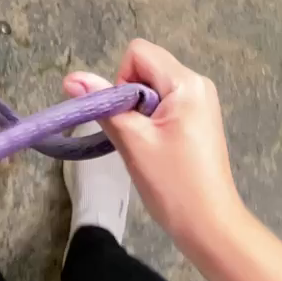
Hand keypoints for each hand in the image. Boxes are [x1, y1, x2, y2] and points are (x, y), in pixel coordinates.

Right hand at [63, 39, 242, 243]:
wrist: (212, 228)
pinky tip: (158, 148)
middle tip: (137, 135)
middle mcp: (197, 82)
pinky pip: (166, 100)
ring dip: (141, 110)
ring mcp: (201, 99)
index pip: (138, 52)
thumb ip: (102, 105)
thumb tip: (70, 79)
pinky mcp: (200, 117)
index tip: (127, 117)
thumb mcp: (132, 141)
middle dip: (131, 96)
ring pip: (153, 85)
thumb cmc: (173, 184)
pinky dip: (153, 118)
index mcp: (186, 81)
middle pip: (147, 66)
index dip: (121, 79)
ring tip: (149, 145)